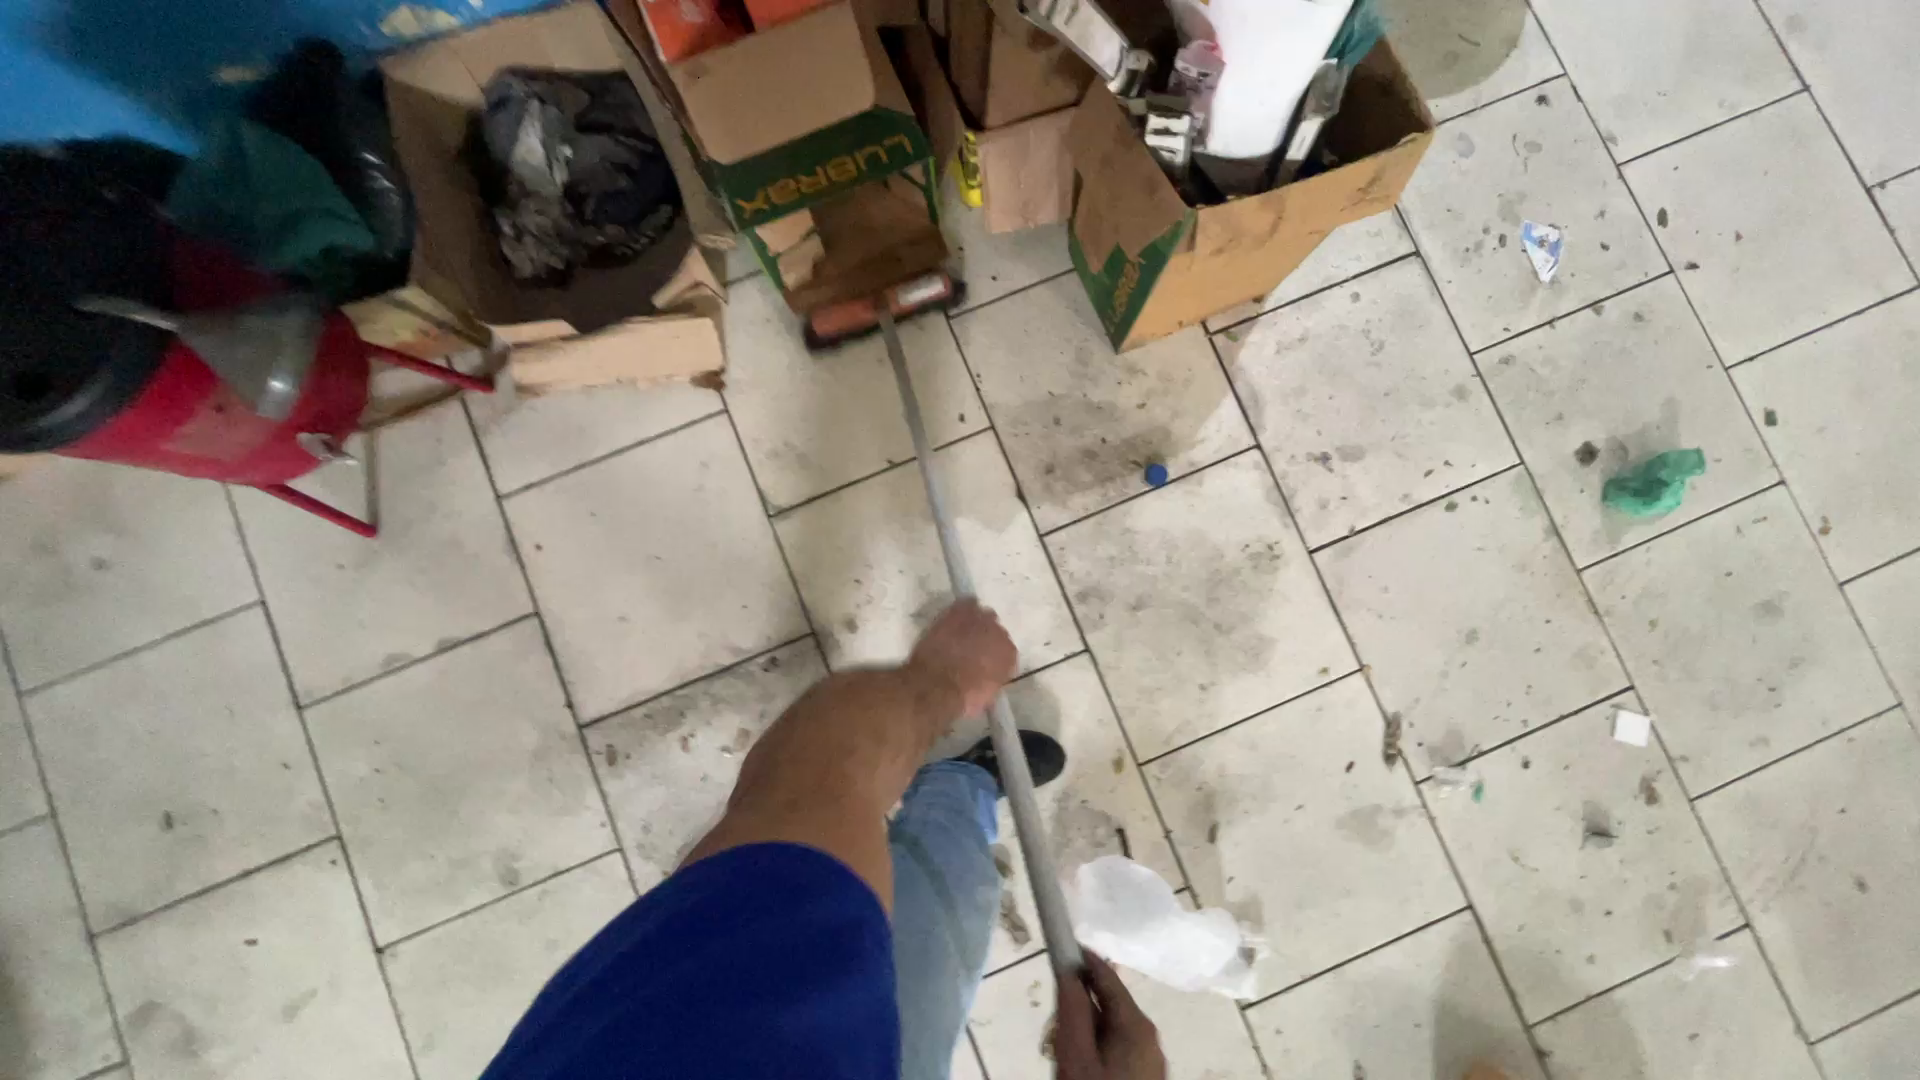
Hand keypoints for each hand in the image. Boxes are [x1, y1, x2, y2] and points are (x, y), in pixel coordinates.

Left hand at [908, 599, 1016, 716]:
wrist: (938, 684)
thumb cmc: (963, 697)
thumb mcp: (986, 696)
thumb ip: (992, 680)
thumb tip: (989, 677)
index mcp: (1009, 655)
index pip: (1007, 651)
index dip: (993, 656)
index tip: (983, 662)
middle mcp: (1000, 633)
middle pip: (996, 630)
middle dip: (986, 638)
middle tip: (972, 648)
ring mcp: (979, 620)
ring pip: (983, 615)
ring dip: (976, 622)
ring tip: (963, 632)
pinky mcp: (959, 612)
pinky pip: (967, 603)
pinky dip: (963, 608)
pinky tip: (957, 615)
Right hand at [1054, 953, 1165, 1079]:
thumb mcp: (1076, 1055)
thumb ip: (1072, 1010)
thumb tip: (1068, 969)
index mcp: (1137, 1024)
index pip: (1107, 975)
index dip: (1081, 958)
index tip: (1057, 947)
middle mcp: (1151, 1035)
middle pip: (1109, 1001)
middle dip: (1082, 999)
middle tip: (1055, 1011)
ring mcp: (1152, 1057)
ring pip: (1112, 1024)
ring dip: (1088, 1023)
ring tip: (1065, 1040)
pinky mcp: (1147, 1074)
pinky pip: (1119, 1045)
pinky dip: (1099, 1042)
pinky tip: (1084, 1059)